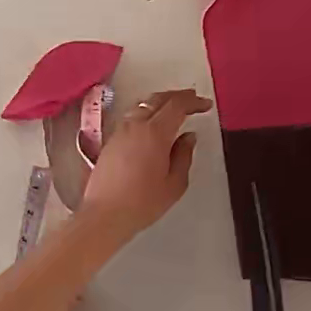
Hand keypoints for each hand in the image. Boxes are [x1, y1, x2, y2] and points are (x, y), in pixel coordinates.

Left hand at [79, 88, 211, 239]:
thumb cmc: (143, 202)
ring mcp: (118, 133)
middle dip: (176, 96)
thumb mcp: (175, 182)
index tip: (205, 105)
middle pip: (156, 100)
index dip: (193, 101)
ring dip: (159, 103)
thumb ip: (183, 155)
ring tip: (174, 110)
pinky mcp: (109, 142)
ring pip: (140, 107)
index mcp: (154, 132)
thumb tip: (188, 136)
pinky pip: (130, 119)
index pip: (176, 105)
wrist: (105, 214)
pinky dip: (145, 114)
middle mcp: (134, 126)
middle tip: (192, 100)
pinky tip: (152, 125)